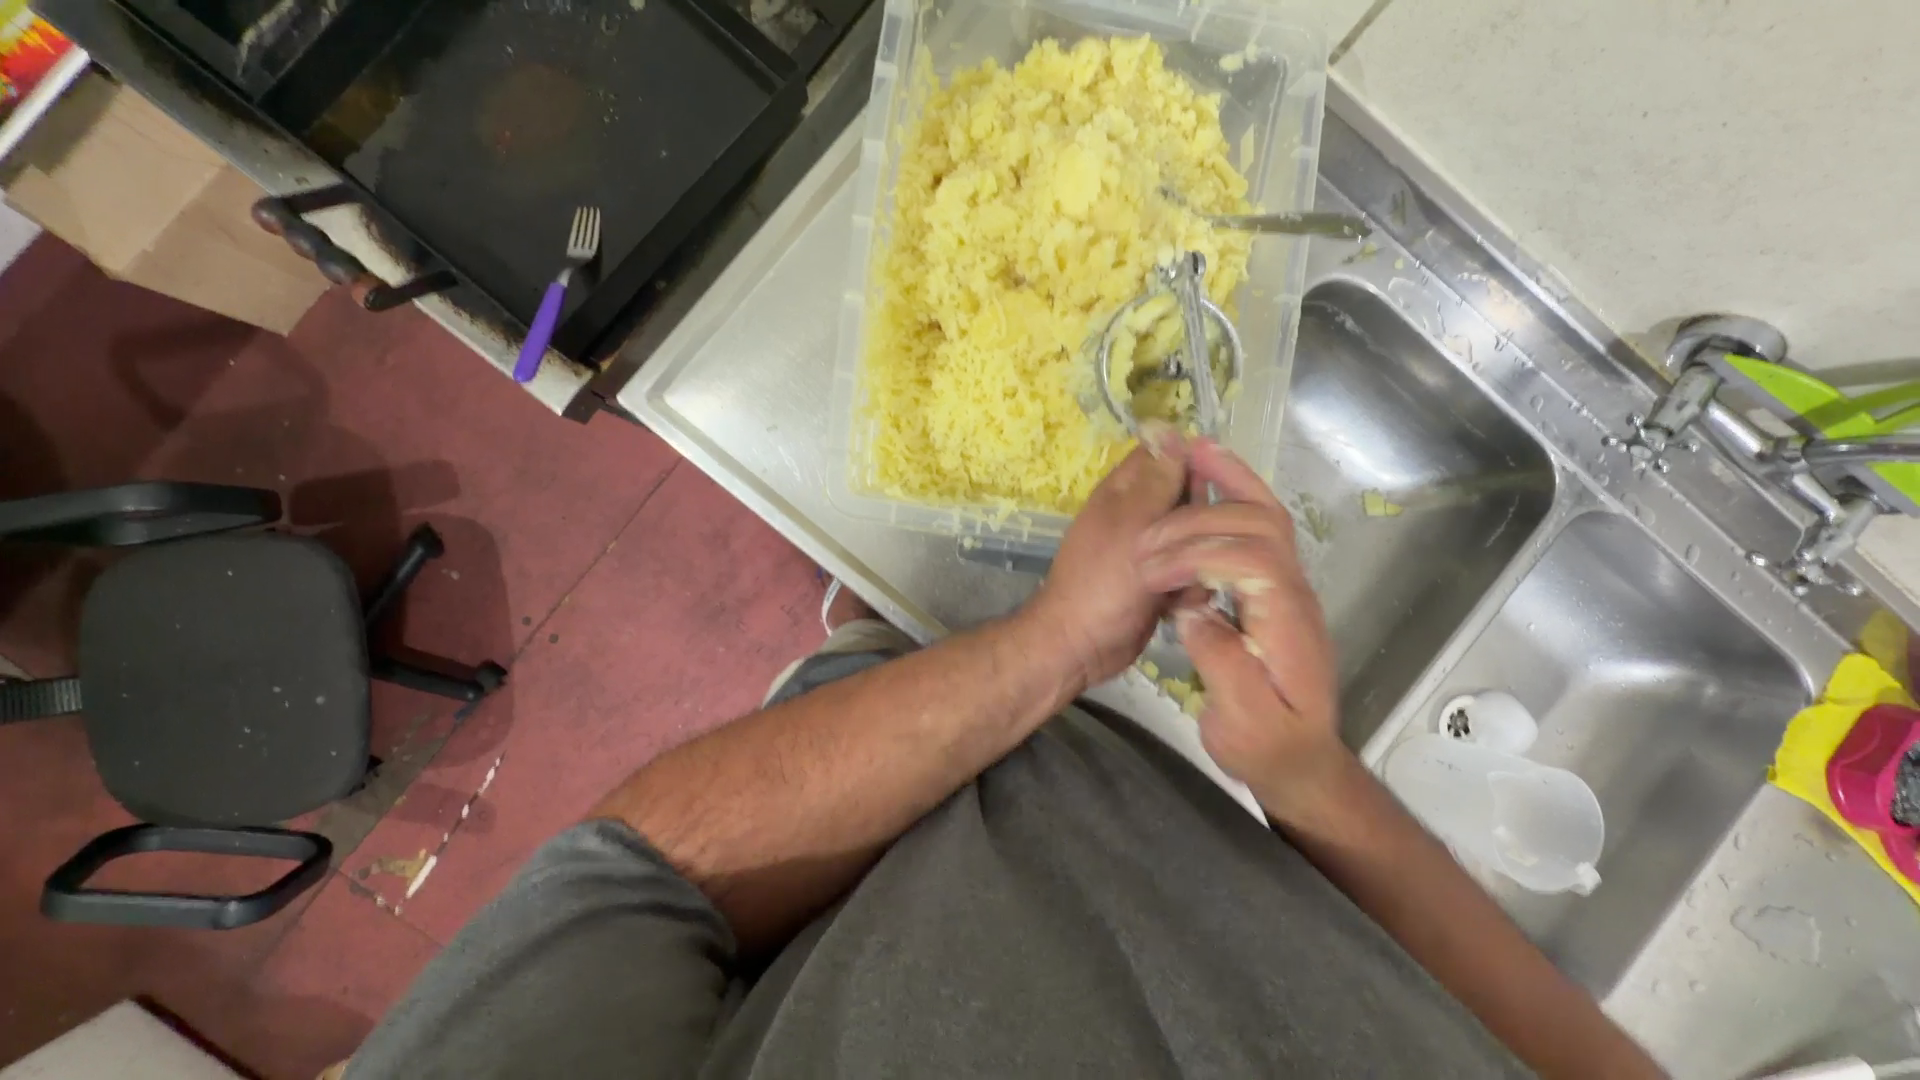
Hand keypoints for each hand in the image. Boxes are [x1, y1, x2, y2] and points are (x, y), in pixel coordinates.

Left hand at [1021, 423, 1190, 690]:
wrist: (1082, 646)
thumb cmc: (1101, 581)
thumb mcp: (1133, 524)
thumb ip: (1156, 480)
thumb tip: (1165, 424)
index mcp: (1125, 491)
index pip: (1168, 455)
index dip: (1195, 462)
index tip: (1221, 481)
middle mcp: (1138, 515)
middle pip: (1190, 499)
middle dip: (1205, 521)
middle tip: (1201, 546)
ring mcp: (1149, 551)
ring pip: (1196, 540)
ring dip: (1201, 559)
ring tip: (1189, 580)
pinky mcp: (1159, 583)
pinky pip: (1190, 574)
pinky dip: (1191, 588)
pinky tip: (1184, 604)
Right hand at [1134, 439, 1345, 819]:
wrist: (1301, 762)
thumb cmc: (1270, 747)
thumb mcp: (1244, 723)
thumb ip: (1223, 664)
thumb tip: (1191, 612)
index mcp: (1287, 621)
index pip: (1248, 559)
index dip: (1193, 554)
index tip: (1149, 571)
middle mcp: (1294, 593)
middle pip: (1261, 524)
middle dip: (1202, 514)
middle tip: (1150, 518)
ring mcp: (1289, 588)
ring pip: (1267, 517)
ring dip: (1230, 482)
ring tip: (1191, 453)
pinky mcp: (1275, 590)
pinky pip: (1259, 530)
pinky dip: (1235, 499)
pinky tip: (1207, 487)